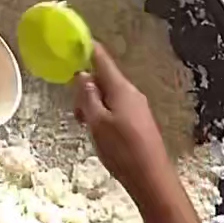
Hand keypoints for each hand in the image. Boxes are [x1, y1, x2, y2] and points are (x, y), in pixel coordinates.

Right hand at [73, 46, 172, 199]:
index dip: (86, 49)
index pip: (101, 58)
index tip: (71, 43)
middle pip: (104, 78)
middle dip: (86, 87)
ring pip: (109, 95)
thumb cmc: (122, 150)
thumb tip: (82, 75)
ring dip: (93, 104)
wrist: (152, 179)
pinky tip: (99, 133)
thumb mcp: (97, 122)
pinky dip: (103, 113)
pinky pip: (116, 107)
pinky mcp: (139, 122)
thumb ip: (87, 97)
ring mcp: (137, 107)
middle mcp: (131, 92)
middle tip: (76, 112)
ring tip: (86, 126)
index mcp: (121, 88)